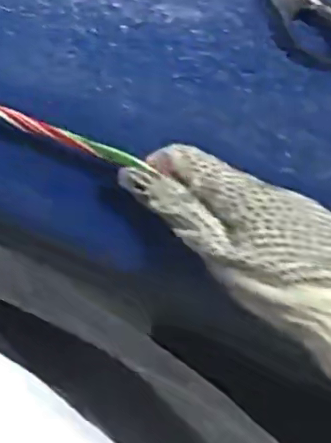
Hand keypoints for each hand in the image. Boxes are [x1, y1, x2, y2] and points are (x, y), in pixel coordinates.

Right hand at [122, 145, 330, 375]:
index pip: (182, 155)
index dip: (158, 170)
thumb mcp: (214, 250)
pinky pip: (267, 210)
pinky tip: (262, 253)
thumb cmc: (278, 287)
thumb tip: (130, 173)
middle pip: (212, 175)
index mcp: (241, 190)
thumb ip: (173, 207)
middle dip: (190, 194)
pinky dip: (249, 222)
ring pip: (240, 194)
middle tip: (190, 232)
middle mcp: (272, 189)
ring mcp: (302, 209)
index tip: (155, 200)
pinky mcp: (318, 228)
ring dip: (221, 210)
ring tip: (227, 247)